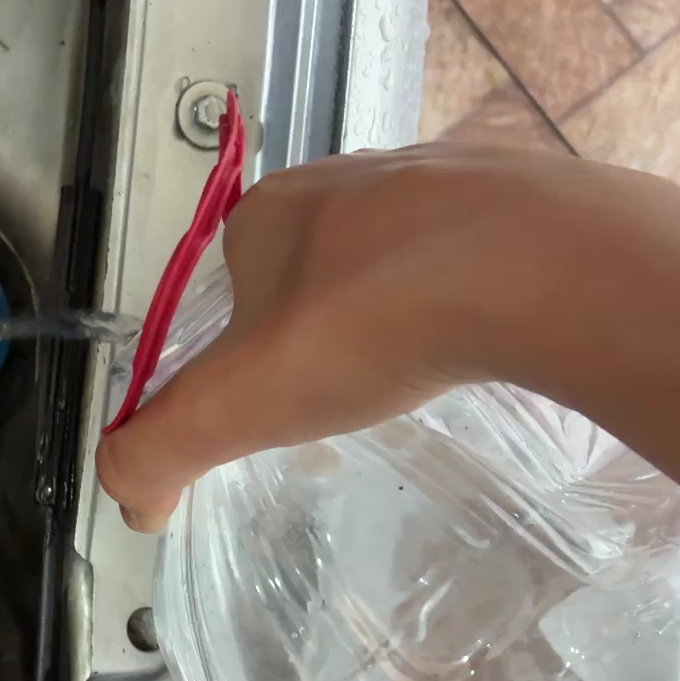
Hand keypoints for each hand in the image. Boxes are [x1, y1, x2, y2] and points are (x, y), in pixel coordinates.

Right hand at [95, 144, 679, 530]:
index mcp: (264, 213)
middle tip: (336, 392)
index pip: (223, 288)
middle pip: (301, 273)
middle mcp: (343, 176)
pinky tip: (478, 337)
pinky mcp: (521, 189)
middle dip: (308, 331)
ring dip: (383, 312)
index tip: (269, 400)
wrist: (549, 271)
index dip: (234, 350)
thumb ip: (153, 454)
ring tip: (408, 368)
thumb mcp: (231, 407)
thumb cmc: (363, 328)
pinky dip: (457, 296)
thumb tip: (130, 506)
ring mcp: (438, 174)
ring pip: (384, 259)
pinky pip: (463, 253)